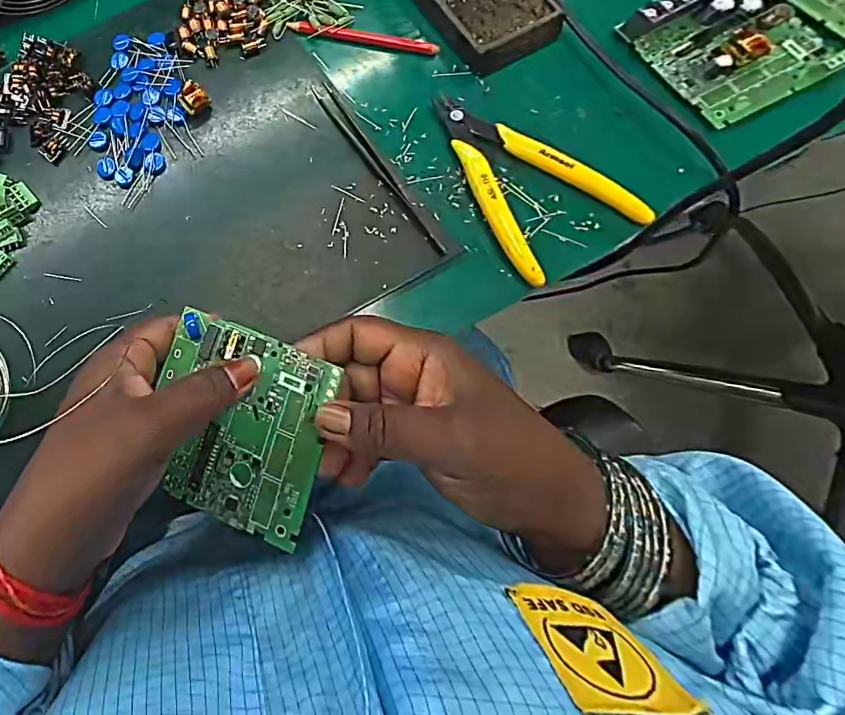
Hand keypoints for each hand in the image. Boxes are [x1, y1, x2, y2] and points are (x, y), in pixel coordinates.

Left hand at [0, 313, 256, 660]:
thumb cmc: (96, 466)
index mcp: (118, 362)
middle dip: (218, 370)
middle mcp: (123, 385)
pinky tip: (233, 445)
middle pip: (178, 365)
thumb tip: (250, 365)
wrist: (52, 542)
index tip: (249, 344)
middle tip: (265, 382)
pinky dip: (203, 434)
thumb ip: (201, 392)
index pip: (167, 329)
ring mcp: (129, 422)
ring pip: (180, 401)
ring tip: (260, 412)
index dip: (206, 331)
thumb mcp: (151, 422)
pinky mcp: (136, 456)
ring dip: (214, 404)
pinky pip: (176, 433)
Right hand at [297, 316, 606, 570]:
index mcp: (421, 355)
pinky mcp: (409, 435)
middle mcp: (408, 373)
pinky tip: (345, 475)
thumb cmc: (512, 459)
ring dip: (334, 435)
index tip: (284, 372)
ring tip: (322, 466)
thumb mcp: (447, 441)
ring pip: (352, 409)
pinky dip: (352, 452)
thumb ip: (382, 427)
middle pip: (348, 375)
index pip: (357, 335)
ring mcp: (407, 405)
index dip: (319, 347)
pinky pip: (366, 435)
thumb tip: (321, 415)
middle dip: (323, 405)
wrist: (560, 508)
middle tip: (297, 434)